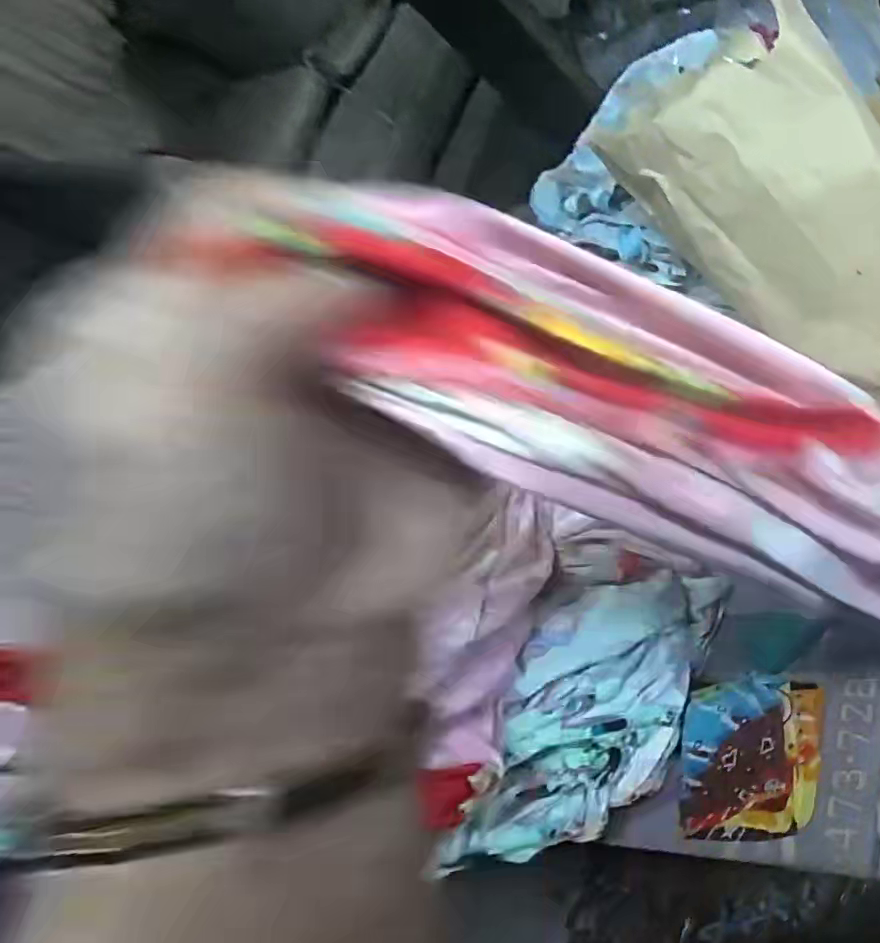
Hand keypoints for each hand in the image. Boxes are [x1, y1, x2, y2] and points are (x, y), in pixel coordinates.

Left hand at [12, 171, 484, 813]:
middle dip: (425, 255)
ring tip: (533, 299)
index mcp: (192, 316)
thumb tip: (383, 276)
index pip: (252, 219)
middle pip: (362, 264)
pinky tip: (547, 353)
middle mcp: (293, 340)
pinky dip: (518, 367)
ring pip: (435, 320)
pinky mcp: (451, 435)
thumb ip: (264, 315)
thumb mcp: (178, 405)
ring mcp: (382, 389)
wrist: (285, 641)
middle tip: (490, 262)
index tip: (400, 232)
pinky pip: (487, 385)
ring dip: (485, 309)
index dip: (325, 210)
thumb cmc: (196, 527)